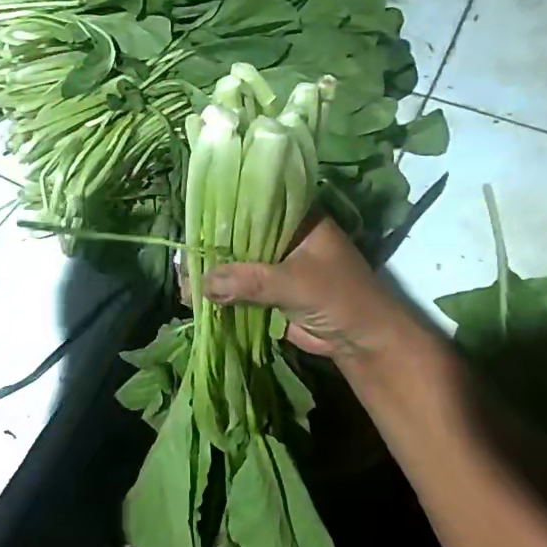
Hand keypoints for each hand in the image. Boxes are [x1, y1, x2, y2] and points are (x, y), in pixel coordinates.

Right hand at [201, 216, 426, 363]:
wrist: (364, 342)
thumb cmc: (341, 299)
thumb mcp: (296, 284)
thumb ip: (251, 281)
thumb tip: (202, 282)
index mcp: (297, 218)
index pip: (254, 204)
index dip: (225, 212)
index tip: (195, 222)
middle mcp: (283, 234)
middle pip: (240, 234)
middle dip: (212, 248)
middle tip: (182, 258)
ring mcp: (275, 261)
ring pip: (236, 261)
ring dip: (213, 272)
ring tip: (182, 280)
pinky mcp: (268, 288)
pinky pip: (238, 285)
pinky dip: (220, 291)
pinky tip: (194, 295)